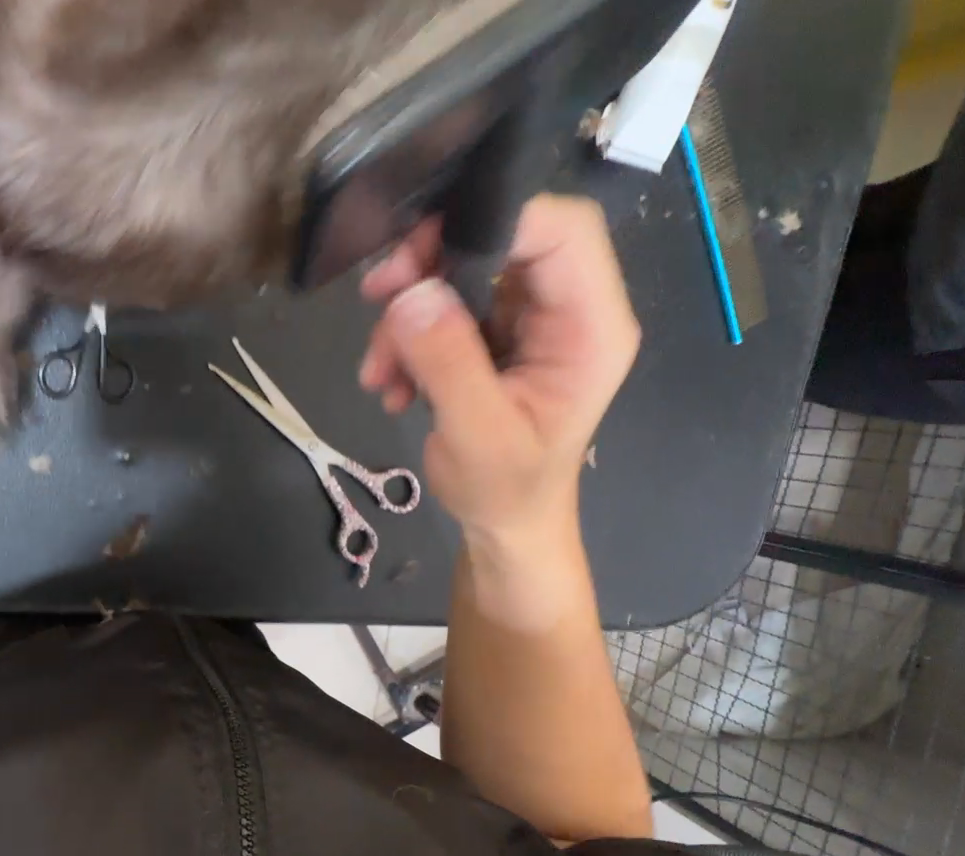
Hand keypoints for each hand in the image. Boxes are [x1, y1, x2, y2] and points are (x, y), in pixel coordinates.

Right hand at [357, 196, 639, 550]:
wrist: (503, 524)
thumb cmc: (506, 488)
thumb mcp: (477, 434)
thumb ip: (448, 363)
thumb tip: (410, 295)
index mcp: (589, 328)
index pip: (561, 233)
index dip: (493, 222)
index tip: (417, 254)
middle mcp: (564, 312)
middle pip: (503, 244)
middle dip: (430, 267)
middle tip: (376, 296)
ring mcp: (526, 324)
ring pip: (461, 278)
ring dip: (405, 318)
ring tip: (378, 371)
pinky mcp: (491, 339)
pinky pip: (442, 313)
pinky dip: (405, 342)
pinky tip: (390, 384)